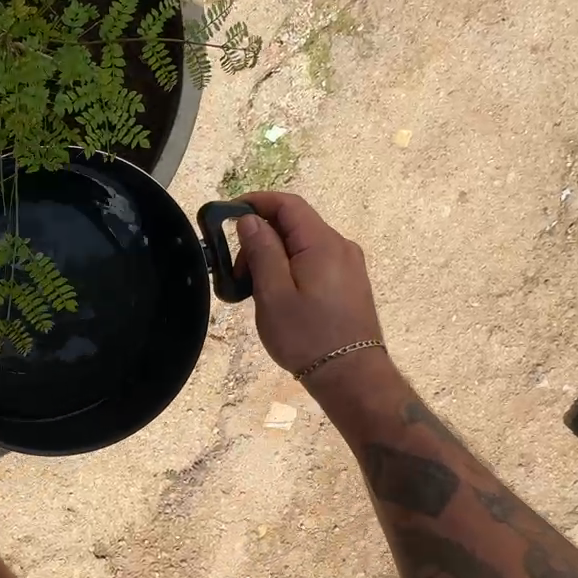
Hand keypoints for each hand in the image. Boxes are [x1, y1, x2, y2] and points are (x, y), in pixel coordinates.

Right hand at [231, 192, 385, 377]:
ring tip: (253, 289)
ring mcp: (348, 265)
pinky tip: (275, 295)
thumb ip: (261, 251)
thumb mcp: (272, 293)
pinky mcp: (348, 283)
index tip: (227, 215)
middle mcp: (340, 247)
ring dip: (271, 256)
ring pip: (301, 245)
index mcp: (322, 244)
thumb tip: (250, 220)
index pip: (288, 204)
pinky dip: (287, 268)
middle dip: (259, 238)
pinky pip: (312, 261)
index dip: (256, 202)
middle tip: (237, 272)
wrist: (350, 375)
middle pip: (294, 224)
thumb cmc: (306, 336)